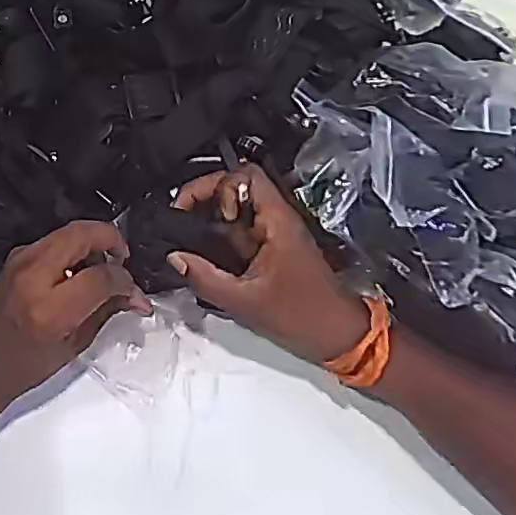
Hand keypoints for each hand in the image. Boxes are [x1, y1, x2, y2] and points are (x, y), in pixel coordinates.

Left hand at [0, 220, 151, 407]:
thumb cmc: (23, 364)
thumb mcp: (74, 346)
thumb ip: (106, 312)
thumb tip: (134, 295)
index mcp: (48, 309)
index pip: (99, 276)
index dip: (124, 280)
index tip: (134, 288)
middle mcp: (31, 277)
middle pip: (80, 234)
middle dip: (109, 239)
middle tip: (123, 257)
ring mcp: (20, 261)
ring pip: (66, 231)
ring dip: (91, 241)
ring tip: (104, 265)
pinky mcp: (16, 256)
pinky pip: (52, 240)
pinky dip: (73, 246)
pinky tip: (81, 268)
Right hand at [169, 165, 367, 363]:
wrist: (341, 340)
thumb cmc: (305, 318)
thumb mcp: (246, 302)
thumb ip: (205, 278)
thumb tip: (174, 257)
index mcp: (277, 221)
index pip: (246, 175)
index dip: (220, 186)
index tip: (207, 212)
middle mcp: (276, 220)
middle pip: (235, 185)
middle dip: (205, 195)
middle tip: (184, 214)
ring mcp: (272, 233)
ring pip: (233, 207)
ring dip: (209, 215)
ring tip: (190, 234)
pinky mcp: (269, 247)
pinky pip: (237, 228)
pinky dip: (217, 233)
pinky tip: (204, 250)